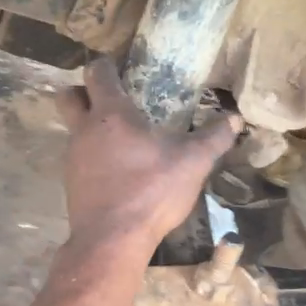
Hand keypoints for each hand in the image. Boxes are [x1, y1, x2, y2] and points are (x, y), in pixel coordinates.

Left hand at [55, 57, 241, 258]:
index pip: (97, 73)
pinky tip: (118, 168)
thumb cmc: (151, 190)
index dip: (107, 64)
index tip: (123, 65)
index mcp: (111, 114)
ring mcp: (73, 157)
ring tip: (122, 136)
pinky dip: (93, 155)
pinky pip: (79, 157)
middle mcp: (85, 129)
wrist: (112, 241)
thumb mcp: (192, 162)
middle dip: (84, 90)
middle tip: (112, 97)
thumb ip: (214, 138)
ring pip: (73, 128)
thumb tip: (235, 118)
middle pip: (69, 95)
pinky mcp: (72, 183)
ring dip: (90, 125)